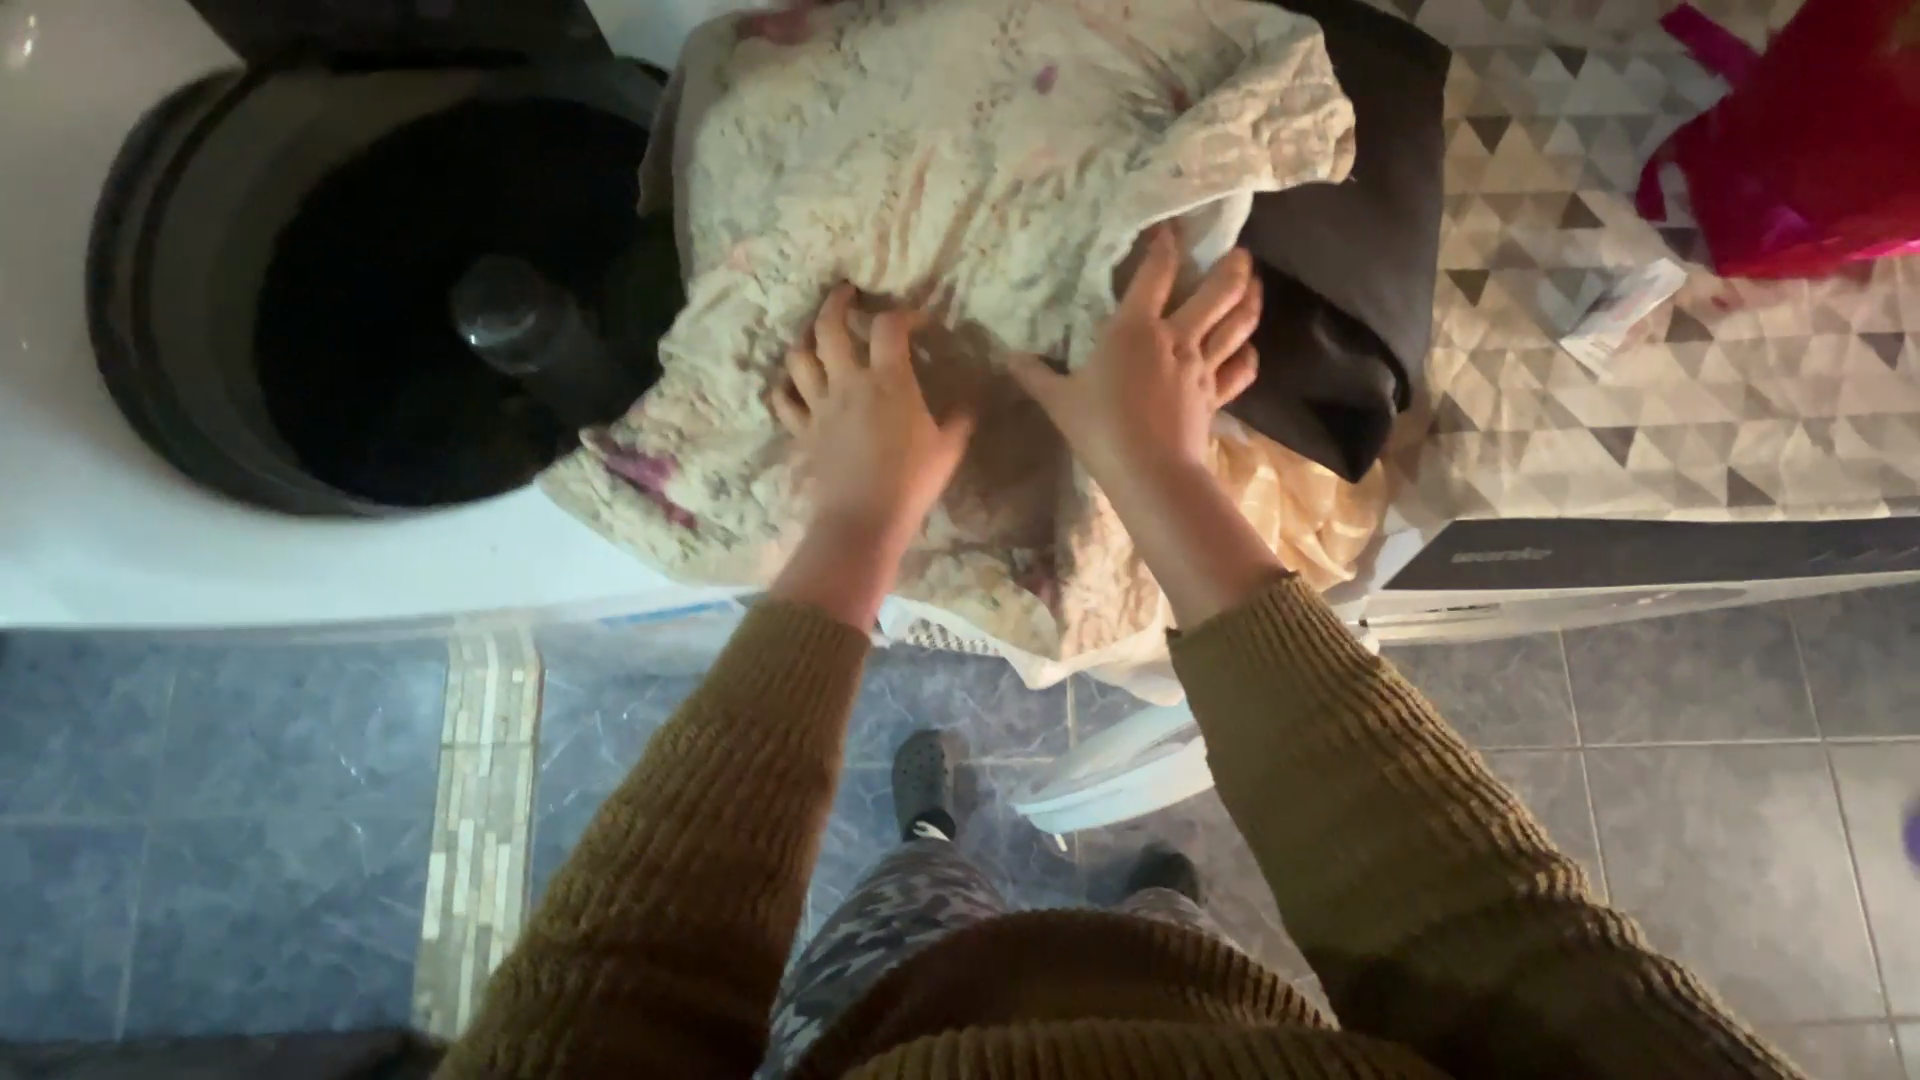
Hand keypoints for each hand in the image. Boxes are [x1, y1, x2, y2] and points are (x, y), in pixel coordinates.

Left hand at [772, 284, 975, 545]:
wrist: (863, 520)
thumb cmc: (911, 483)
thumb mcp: (948, 449)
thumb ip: (961, 417)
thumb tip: (974, 397)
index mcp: (888, 381)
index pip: (890, 326)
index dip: (904, 313)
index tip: (918, 320)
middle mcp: (847, 382)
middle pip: (829, 326)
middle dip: (836, 302)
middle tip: (845, 292)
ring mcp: (819, 406)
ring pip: (799, 356)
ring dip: (806, 337)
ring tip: (815, 332)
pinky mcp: (802, 431)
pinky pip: (783, 399)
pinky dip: (785, 385)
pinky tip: (793, 382)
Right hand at [1010, 227, 1282, 626]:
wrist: (1148, 471)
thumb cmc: (1100, 428)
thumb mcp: (1058, 401)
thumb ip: (1035, 375)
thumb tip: (1009, 357)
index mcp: (1135, 329)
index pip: (1155, 273)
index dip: (1164, 245)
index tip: (1169, 229)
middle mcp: (1177, 337)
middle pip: (1217, 290)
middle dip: (1231, 266)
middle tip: (1237, 252)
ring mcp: (1202, 366)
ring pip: (1237, 323)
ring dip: (1249, 300)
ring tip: (1253, 285)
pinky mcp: (1216, 396)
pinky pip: (1241, 370)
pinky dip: (1248, 356)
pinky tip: (1247, 349)